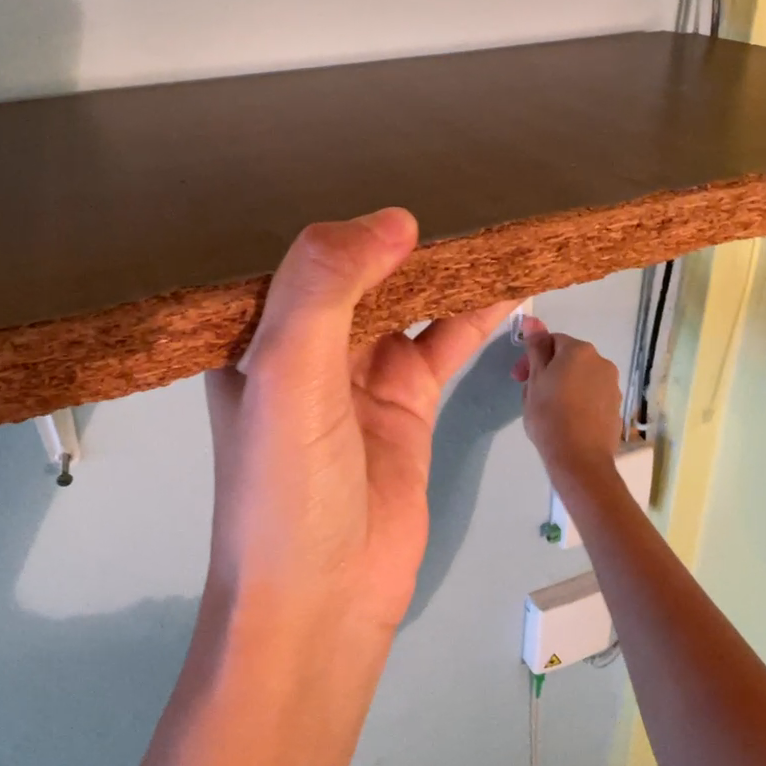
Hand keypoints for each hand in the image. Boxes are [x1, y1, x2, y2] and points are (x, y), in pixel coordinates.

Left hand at [124, 208, 512, 765]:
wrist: (322, 602)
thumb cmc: (285, 486)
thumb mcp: (286, 372)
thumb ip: (327, 285)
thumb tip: (398, 219)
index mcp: (254, 332)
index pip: (295, 252)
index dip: (337, 212)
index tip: (384, 163)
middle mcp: (306, 346)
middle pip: (360, 270)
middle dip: (402, 234)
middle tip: (458, 181)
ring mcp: (360, 374)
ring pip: (409, 301)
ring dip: (446, 268)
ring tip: (492, 220)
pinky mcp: (406, 404)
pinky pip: (445, 342)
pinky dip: (477, 313)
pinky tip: (511, 281)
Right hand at [513, 317, 622, 492]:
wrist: (579, 459)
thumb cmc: (549, 415)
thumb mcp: (534, 380)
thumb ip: (535, 348)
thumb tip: (532, 319)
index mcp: (579, 351)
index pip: (551, 341)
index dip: (532, 358)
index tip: (518, 378)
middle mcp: (601, 362)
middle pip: (568, 359)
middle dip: (547, 371)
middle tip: (529, 395)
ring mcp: (612, 385)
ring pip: (580, 378)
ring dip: (563, 386)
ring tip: (547, 410)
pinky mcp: (615, 407)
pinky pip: (591, 396)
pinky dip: (577, 401)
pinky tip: (566, 420)